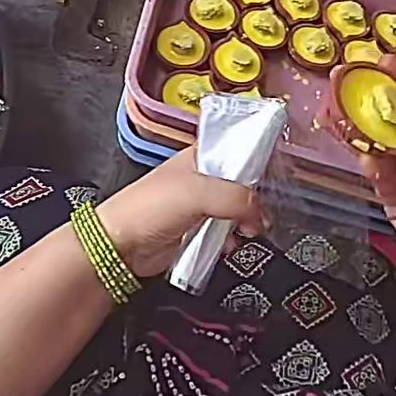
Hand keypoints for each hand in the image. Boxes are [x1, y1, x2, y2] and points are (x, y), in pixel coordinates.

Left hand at [96, 147, 264, 276]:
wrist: (120, 245)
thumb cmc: (149, 207)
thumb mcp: (199, 192)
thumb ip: (237, 197)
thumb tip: (260, 211)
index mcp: (201, 156)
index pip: (239, 149)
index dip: (258, 162)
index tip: (275, 177)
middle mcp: (202, 178)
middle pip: (243, 184)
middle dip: (255, 201)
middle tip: (258, 214)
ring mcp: (199, 205)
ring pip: (237, 211)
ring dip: (245, 224)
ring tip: (246, 232)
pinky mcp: (196, 230)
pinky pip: (225, 233)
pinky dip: (231, 240)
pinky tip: (229, 245)